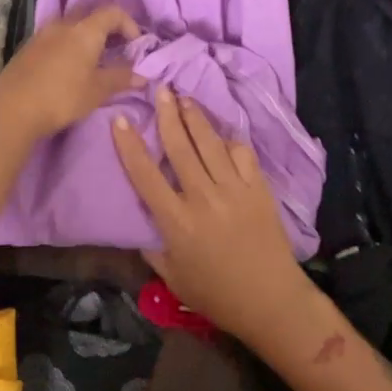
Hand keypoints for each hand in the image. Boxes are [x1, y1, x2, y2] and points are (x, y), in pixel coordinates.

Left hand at [0, 3, 140, 142]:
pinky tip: (70, 66)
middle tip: (117, 48)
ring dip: (87, 35)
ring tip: (95, 59)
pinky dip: (70, 43)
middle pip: (91, 12)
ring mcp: (43, 33)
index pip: (113, 12)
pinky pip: (56, 35)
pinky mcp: (29, 46)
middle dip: (108, 26)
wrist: (12, 109)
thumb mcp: (97, 90)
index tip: (136, 46)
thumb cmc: (62, 97)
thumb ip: (121, 78)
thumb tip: (143, 75)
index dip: (129, 24)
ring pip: (72, 24)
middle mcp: (64, 23)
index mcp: (85, 29)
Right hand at [113, 89, 315, 343]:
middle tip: (161, 89)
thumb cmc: (216, 295)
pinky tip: (221, 134)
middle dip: (168, 114)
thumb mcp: (172, 277)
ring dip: (196, 117)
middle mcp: (203, 198)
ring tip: (185, 99)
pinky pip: (241, 154)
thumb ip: (153, 247)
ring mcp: (234, 190)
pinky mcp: (258, 189)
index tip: (120, 120)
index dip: (130, 146)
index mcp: (177, 222)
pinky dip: (229, 140)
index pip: (145, 175)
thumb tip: (141, 221)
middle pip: (180, 146)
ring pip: (210, 143)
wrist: (271, 300)